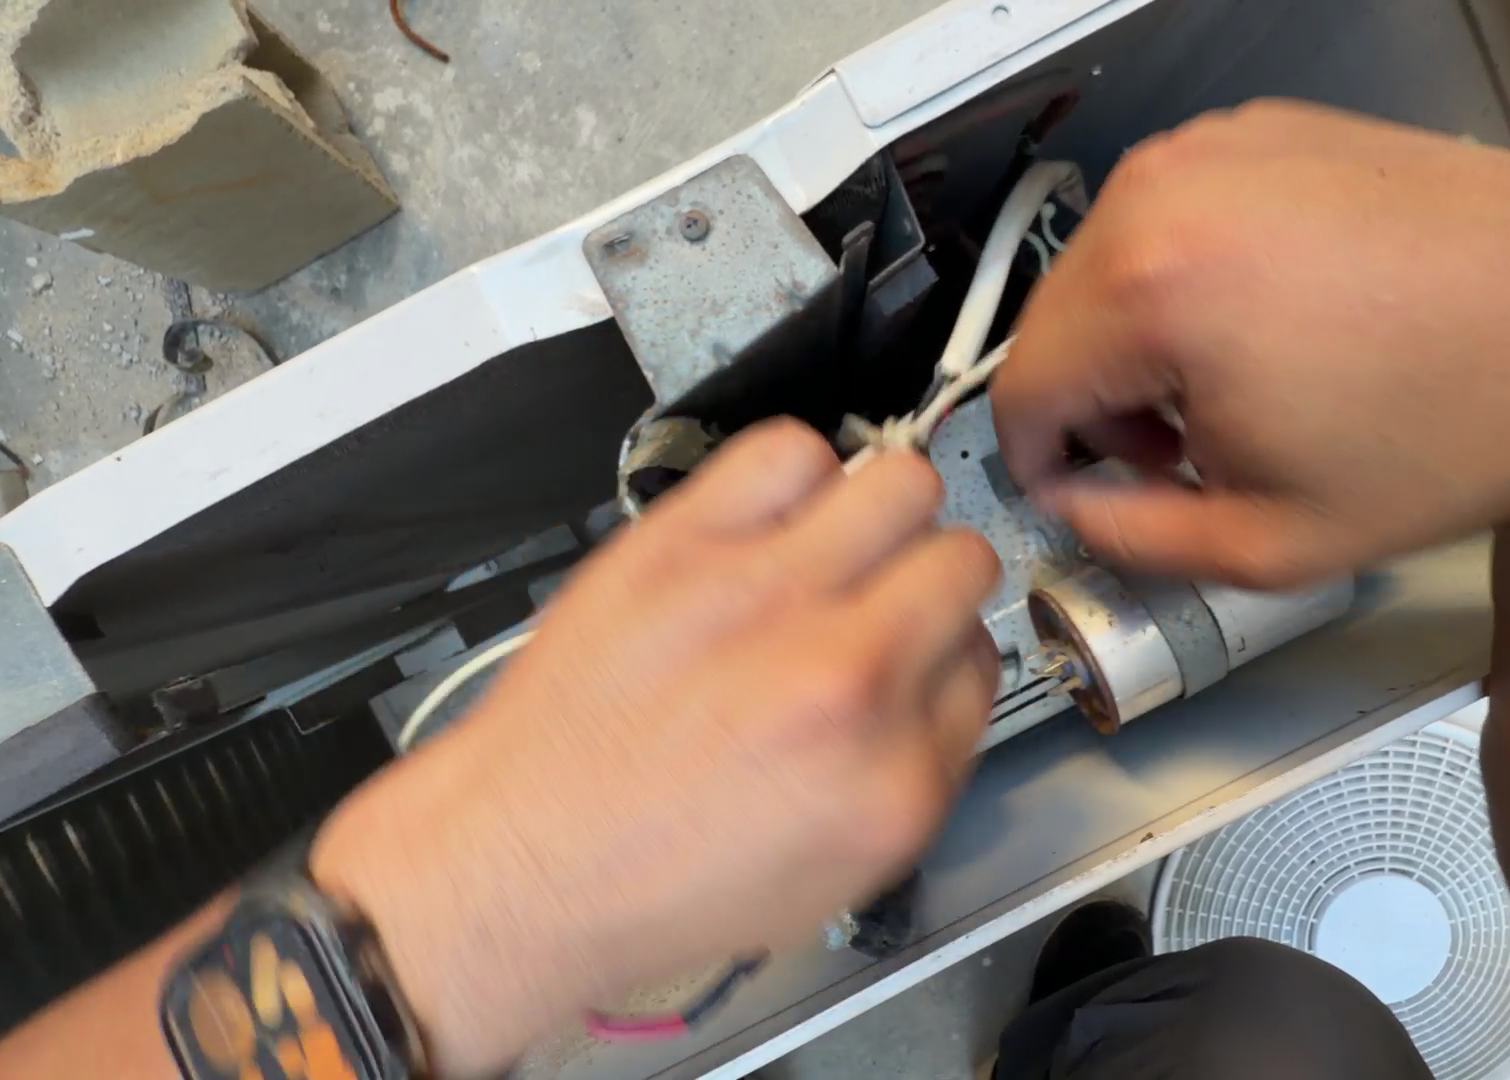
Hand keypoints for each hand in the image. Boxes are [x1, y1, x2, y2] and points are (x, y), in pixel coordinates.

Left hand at [312, 420, 1000, 1075]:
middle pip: (961, 559)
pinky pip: (790, 452)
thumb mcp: (840, 870)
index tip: (911, 653)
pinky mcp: (683, 541)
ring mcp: (761, 595)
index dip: (947, 652)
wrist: (524, 857)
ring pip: (900, 484)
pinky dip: (801, 474)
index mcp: (894, 778)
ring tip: (837, 547)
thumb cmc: (670, 876)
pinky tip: (775, 519)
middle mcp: (842, 675)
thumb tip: (946, 657)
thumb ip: (925, 757)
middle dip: (936, 577)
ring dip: (885, 514)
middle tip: (887, 593)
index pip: (985, 657)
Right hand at [994, 100, 1509, 586]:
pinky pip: (1144, 236)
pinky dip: (1160, 294)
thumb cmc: (1457, 431)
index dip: (1033, 462)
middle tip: (1162, 455)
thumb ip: (1119, 537)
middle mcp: (1166, 196)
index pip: (1017, 393)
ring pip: (1085, 283)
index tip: (1071, 490)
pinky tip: (1241, 332)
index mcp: (1154, 292)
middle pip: (1043, 334)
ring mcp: (1207, 153)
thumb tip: (1067, 505)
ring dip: (1119, 353)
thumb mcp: (1256, 545)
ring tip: (1211, 396)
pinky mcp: (1247, 140)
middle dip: (1082, 410)